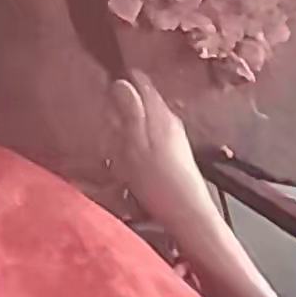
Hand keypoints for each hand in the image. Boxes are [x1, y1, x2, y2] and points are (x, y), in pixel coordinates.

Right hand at [109, 70, 218, 230]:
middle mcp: (169, 118)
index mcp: (159, 112)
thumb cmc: (158, 182)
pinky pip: (150, 133)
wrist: (189, 217)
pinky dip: (136, 139)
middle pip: (141, 98)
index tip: (105, 89)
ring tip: (116, 145)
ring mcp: (174, 135)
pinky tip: (131, 159)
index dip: (121, 79)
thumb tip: (121, 81)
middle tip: (109, 125)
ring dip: (128, 125)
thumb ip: (129, 112)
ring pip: (145, 116)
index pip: (140, 80)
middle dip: (122, 105)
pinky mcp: (176, 151)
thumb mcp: (134, 145)